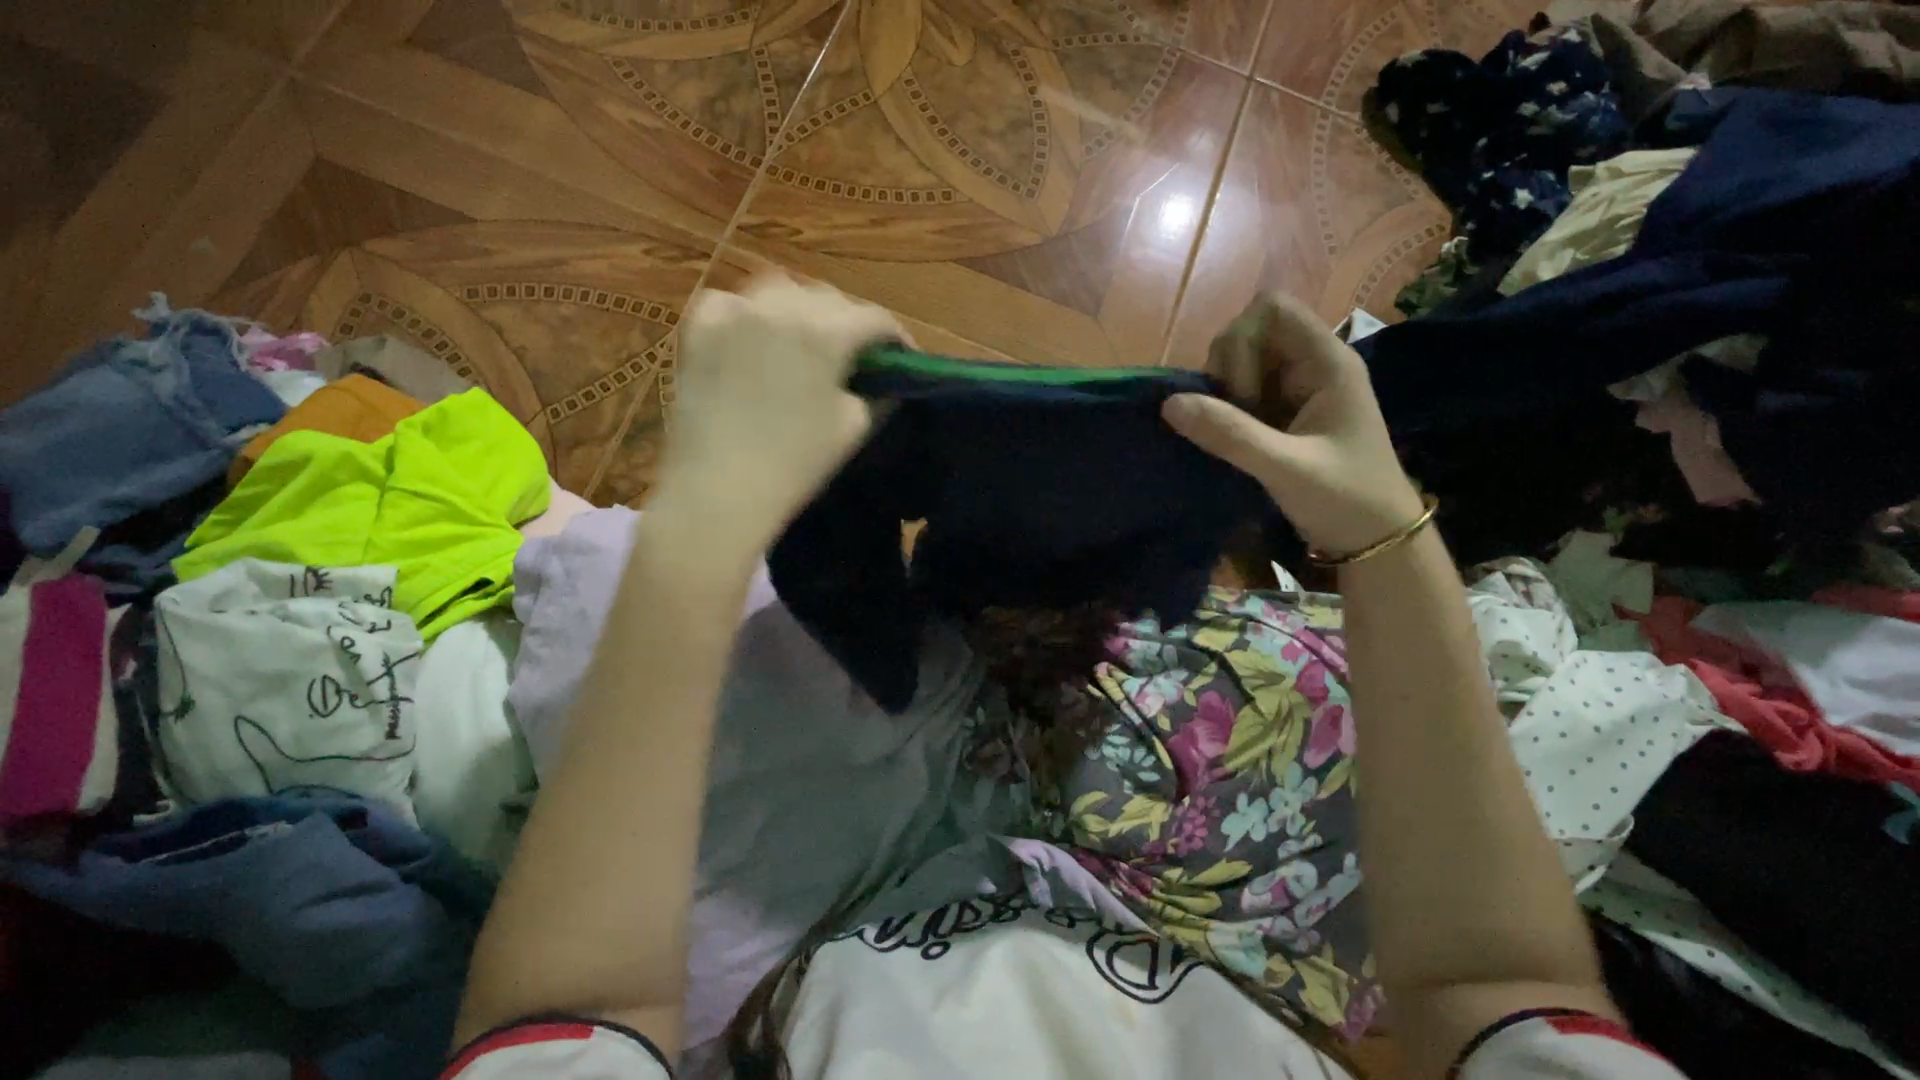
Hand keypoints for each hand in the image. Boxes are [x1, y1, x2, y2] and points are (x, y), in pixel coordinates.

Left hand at [655, 274, 902, 550]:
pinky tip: (751, 337)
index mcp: (826, 333)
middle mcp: (782, 308)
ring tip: (801, 339)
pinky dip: (746, 313)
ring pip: (779, 290)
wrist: (719, 489)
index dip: (896, 336)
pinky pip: (730, 302)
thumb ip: (879, 395)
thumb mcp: (852, 429)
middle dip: (847, 321)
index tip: (902, 356)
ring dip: (798, 309)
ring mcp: (736, 312)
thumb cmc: (795, 464)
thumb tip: (890, 381)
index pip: (875, 318)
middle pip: (828, 299)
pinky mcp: (699, 328)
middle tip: (853, 353)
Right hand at [1162, 294, 1424, 555]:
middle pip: (1249, 332)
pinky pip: (1244, 393)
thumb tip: (1170, 404)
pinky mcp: (1285, 414)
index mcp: (1327, 363)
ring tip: (1235, 434)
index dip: (1242, 340)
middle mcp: (1312, 365)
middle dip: (1228, 371)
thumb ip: (1231, 435)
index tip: (1240, 394)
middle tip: (1235, 420)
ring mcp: (1299, 389)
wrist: (1378, 542)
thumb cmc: (1346, 500)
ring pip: (1242, 364)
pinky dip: (1229, 411)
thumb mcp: (1286, 469)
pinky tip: (1234, 441)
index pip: (1272, 308)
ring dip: (1224, 394)